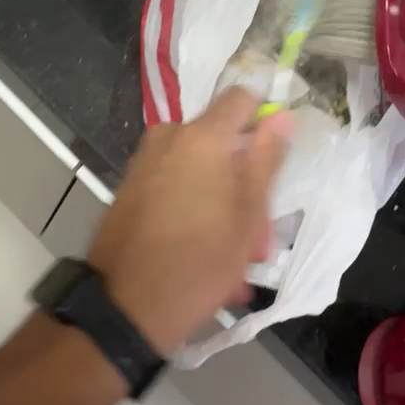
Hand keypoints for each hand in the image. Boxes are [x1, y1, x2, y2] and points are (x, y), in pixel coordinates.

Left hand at [87, 88, 291, 355]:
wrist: (123, 306)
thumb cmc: (198, 262)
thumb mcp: (248, 216)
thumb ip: (266, 159)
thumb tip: (282, 116)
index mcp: (204, 136)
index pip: (241, 98)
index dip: (262, 119)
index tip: (272, 155)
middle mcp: (170, 136)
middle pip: (219, 138)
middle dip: (241, 175)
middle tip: (256, 228)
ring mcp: (146, 159)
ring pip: (197, 165)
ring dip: (218, 195)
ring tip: (229, 248)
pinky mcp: (131, 184)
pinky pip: (173, 180)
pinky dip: (191, 204)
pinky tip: (200, 247)